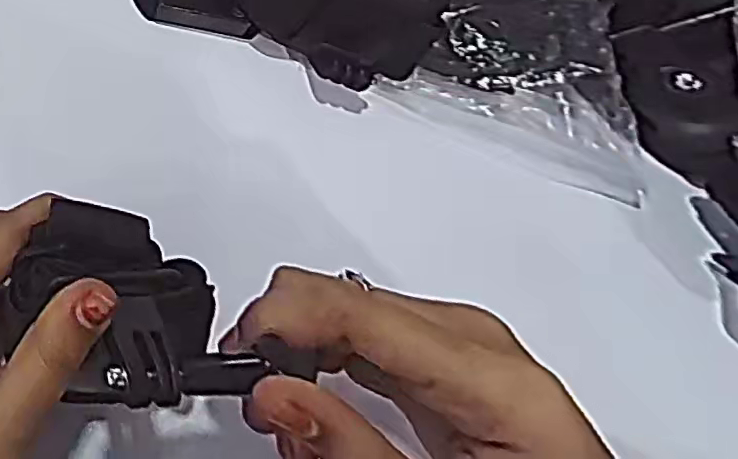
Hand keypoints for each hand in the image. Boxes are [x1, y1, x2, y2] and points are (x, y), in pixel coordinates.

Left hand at [0, 194, 117, 458]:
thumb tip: (92, 293)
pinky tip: (31, 307)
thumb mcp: (10, 412)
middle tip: (87, 250)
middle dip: (37, 234)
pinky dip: (5, 278)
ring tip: (68, 284)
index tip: (80, 212)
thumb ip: (55, 346)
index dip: (42, 214)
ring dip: (23, 257)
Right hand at [222, 267, 611, 458]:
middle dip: (279, 332)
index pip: (351, 304)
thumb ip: (352, 448)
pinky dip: (321, 348)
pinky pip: (358, 326)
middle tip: (259, 391)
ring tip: (284, 398)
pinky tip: (314, 384)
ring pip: (338, 302)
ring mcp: (466, 345)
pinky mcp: (447, 357)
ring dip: (294, 341)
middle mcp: (482, 345)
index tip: (238, 352)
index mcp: (499, 380)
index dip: (277, 317)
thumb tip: (271, 392)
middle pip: (336, 294)